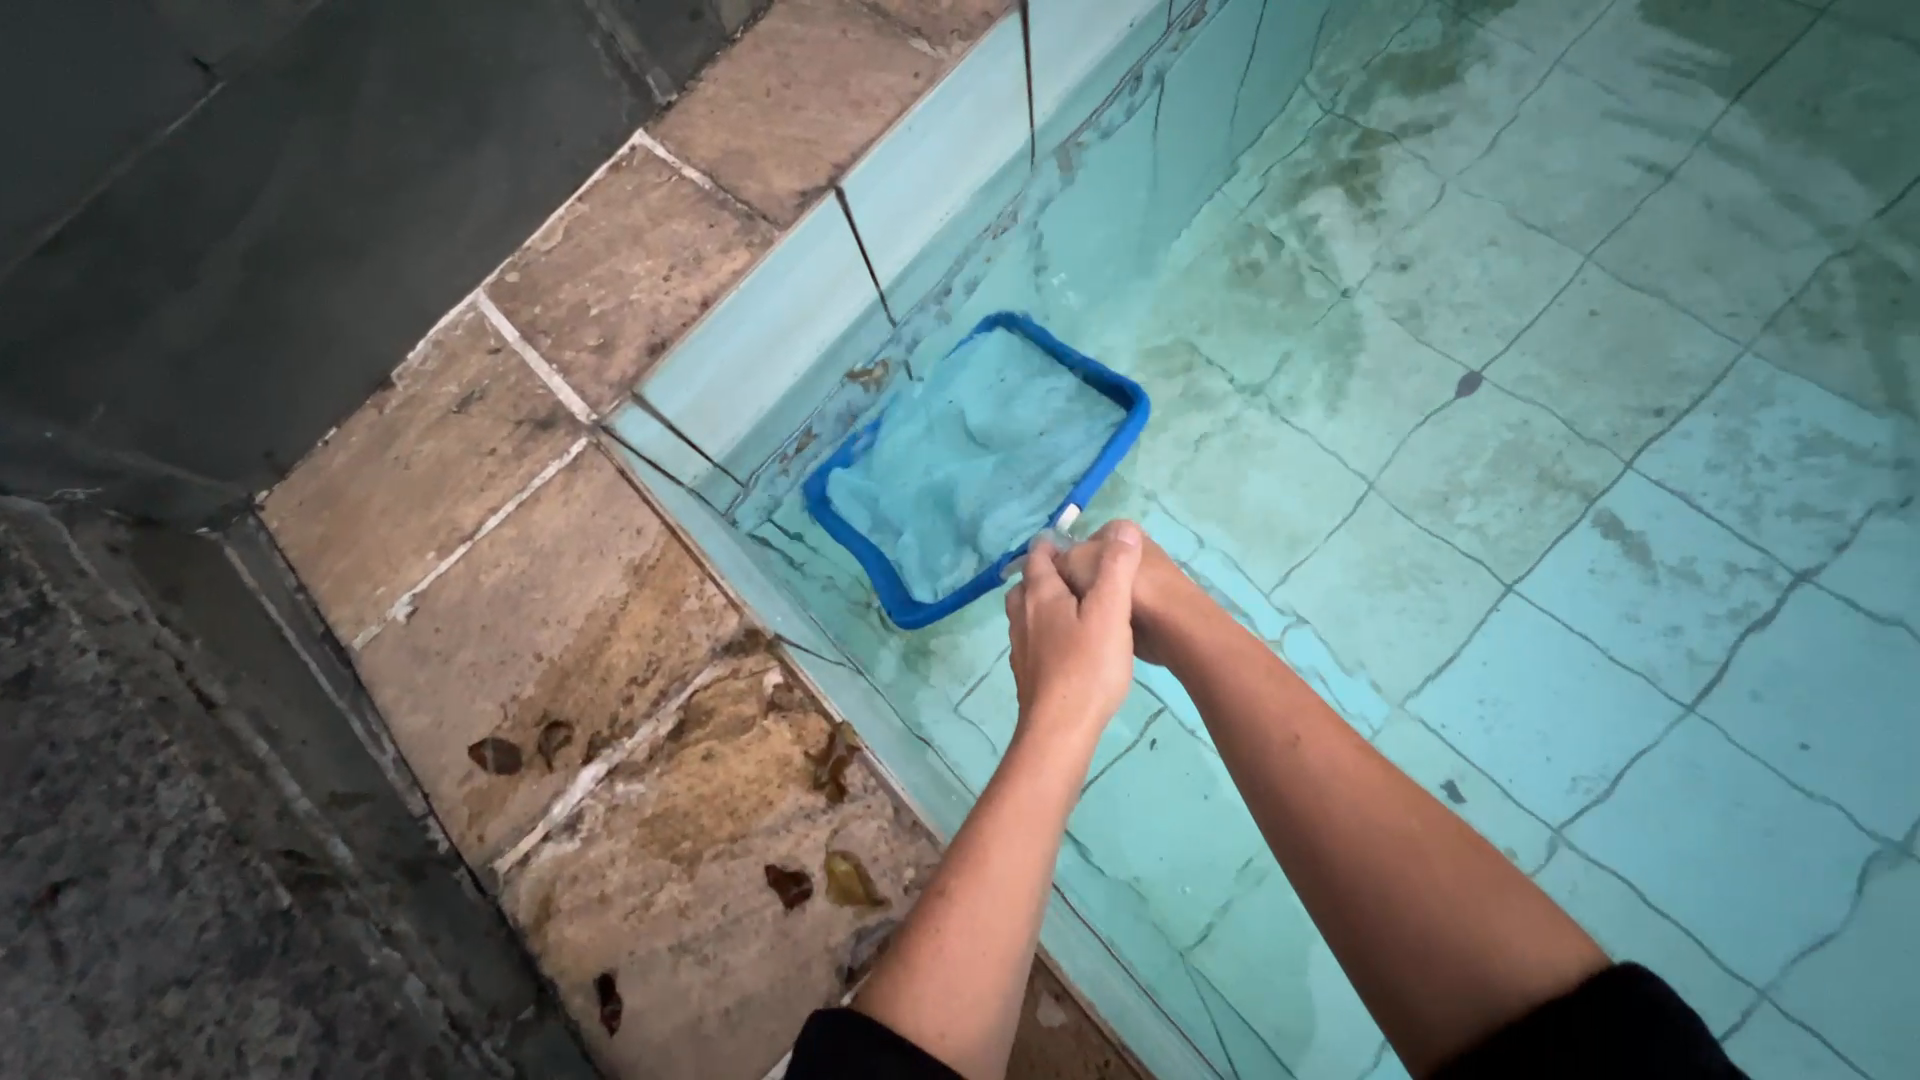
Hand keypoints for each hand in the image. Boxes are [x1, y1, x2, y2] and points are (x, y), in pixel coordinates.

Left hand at [1005, 523, 1143, 746]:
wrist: (1059, 728)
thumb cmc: (1087, 667)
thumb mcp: (1110, 611)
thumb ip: (1116, 568)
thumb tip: (1123, 528)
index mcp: (1041, 596)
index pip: (1037, 559)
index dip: (1050, 546)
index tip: (1066, 542)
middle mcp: (1023, 617)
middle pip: (1025, 586)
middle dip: (1042, 575)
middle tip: (1069, 574)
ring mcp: (1021, 648)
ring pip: (1025, 615)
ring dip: (1041, 605)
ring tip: (1069, 608)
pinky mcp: (1026, 674)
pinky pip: (1031, 641)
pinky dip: (1044, 633)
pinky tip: (1065, 646)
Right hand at [1054, 521, 1198, 666]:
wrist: (1169, 623)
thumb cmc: (1123, 584)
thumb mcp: (1076, 561)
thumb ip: (1058, 560)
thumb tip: (1050, 569)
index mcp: (1119, 528)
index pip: (1079, 541)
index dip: (1063, 562)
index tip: (1053, 584)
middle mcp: (1133, 547)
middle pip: (1090, 566)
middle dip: (1077, 584)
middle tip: (1063, 604)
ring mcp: (1143, 577)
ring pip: (1102, 590)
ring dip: (1092, 604)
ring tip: (1080, 620)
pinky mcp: (1149, 604)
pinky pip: (1116, 608)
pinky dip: (1108, 618)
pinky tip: (1100, 630)